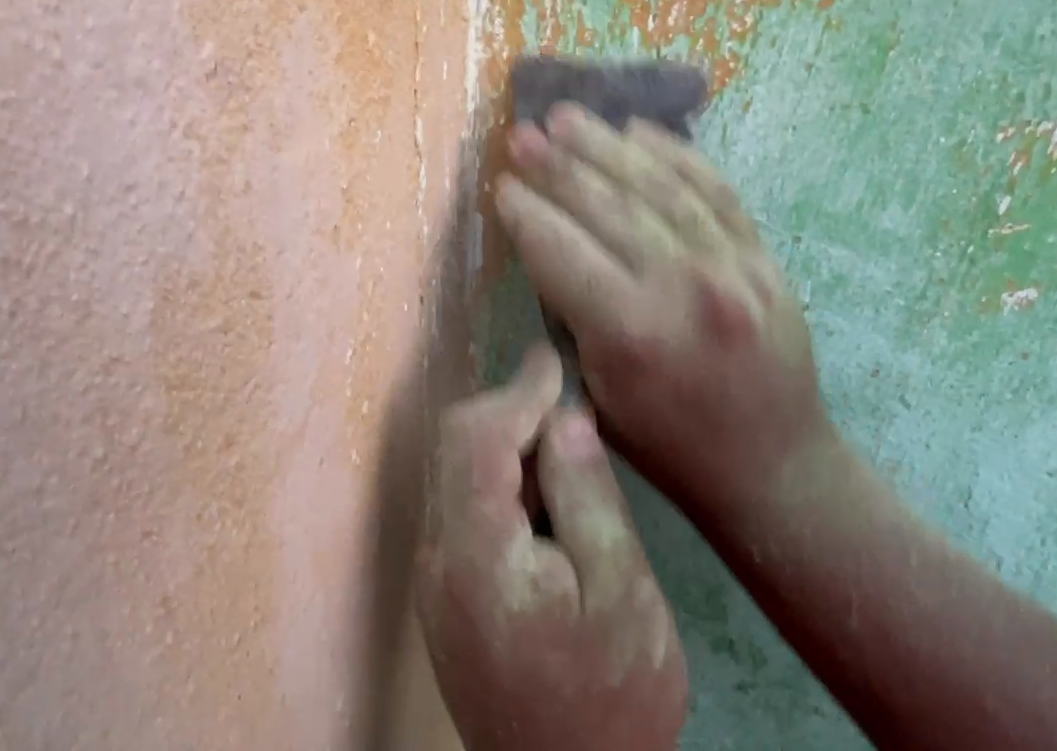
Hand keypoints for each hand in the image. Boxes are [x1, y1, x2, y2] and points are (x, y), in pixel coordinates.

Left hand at [418, 347, 686, 750]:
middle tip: (564, 409)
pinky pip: (461, 510)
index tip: (553, 360)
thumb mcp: (622, 591)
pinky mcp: (444, 594)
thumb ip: (586, 495)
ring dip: (502, 447)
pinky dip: (496, 482)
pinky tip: (542, 497)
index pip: (475, 436)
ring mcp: (433, 578)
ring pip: (454, 476)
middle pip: (453, 449)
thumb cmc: (613, 695)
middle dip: (507, 414)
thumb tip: (563, 418)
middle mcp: (436, 556)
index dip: (516, 390)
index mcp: (474, 551)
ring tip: (561, 450)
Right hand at [498, 103, 827, 520]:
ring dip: (606, 147)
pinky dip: (676, 156)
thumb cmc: (666, 443)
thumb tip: (546, 245)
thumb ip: (570, 315)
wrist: (772, 466)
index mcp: (632, 332)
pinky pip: (716, 191)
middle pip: (606, 208)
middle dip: (556, 166)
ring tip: (567, 117)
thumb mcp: (595, 392)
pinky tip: (639, 131)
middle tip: (520, 134)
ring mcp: (733, 266)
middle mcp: (684, 288)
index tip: (499, 185)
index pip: (561, 251)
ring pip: (659, 188)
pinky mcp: (764, 258)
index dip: (525, 214)